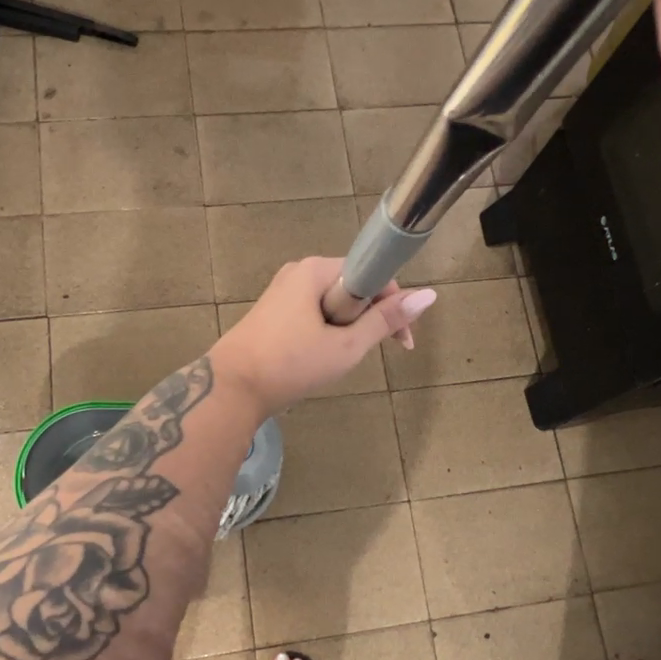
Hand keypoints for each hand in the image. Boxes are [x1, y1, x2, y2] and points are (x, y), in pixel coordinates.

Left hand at [208, 257, 436, 415]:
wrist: (231, 389)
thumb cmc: (291, 364)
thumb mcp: (346, 346)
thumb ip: (385, 321)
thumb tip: (429, 295)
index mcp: (316, 270)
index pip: (372, 274)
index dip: (393, 305)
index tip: (401, 342)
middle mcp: (298, 272)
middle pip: (353, 288)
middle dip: (369, 321)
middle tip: (367, 356)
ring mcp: (282, 292)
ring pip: (333, 306)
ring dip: (346, 331)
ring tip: (337, 361)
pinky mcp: (272, 313)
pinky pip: (314, 315)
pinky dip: (325, 335)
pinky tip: (317, 360)